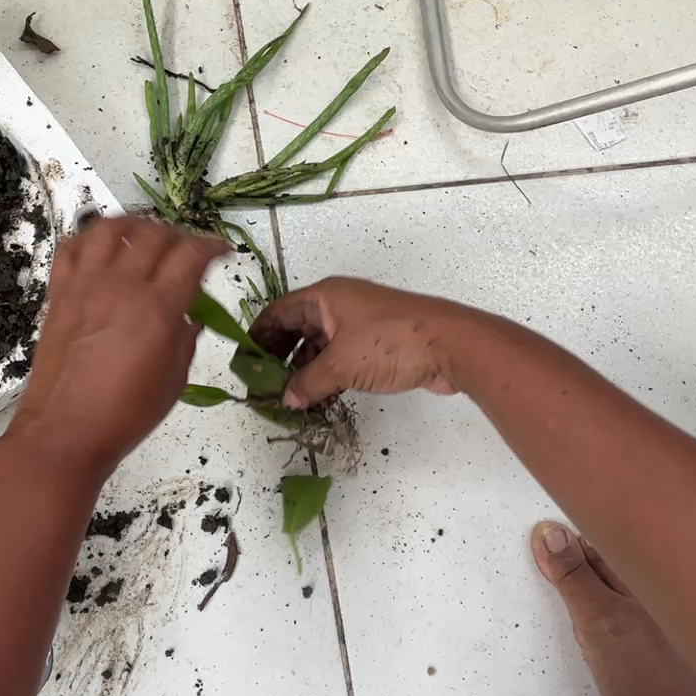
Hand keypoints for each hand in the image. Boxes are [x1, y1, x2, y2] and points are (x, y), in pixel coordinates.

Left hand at [6, 216, 229, 478]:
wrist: (63, 432)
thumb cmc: (124, 416)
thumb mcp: (173, 382)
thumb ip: (185, 341)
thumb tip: (189, 320)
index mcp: (157, 309)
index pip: (191, 255)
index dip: (212, 245)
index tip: (221, 250)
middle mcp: (121, 286)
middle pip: (154, 233)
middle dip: (177, 233)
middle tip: (185, 247)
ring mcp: (85, 285)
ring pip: (109, 228)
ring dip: (133, 223)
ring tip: (144, 232)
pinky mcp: (59, 293)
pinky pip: (71, 248)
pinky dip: (88, 239)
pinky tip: (100, 248)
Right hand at [250, 277, 491, 408]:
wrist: (451, 345)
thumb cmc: (390, 342)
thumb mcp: (341, 364)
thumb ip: (309, 382)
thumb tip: (287, 398)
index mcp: (324, 296)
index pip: (279, 312)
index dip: (258, 335)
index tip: (243, 361)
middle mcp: (337, 305)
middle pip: (296, 328)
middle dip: (277, 354)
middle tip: (261, 383)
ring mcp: (357, 324)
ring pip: (318, 345)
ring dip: (301, 368)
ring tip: (285, 396)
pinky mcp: (375, 344)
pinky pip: (338, 357)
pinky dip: (325, 374)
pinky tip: (315, 397)